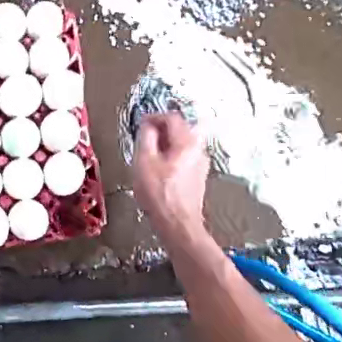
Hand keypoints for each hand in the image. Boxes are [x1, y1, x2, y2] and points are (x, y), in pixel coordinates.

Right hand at [132, 113, 208, 240]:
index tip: (141, 123)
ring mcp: (200, 165)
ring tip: (149, 152)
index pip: (172, 117)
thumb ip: (146, 137)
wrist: (177, 224)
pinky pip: (184, 157)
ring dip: (166, 143)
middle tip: (145, 135)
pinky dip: (172, 155)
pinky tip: (159, 168)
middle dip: (161, 129)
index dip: (154, 117)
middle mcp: (199, 150)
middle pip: (181, 129)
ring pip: (183, 143)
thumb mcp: (144, 161)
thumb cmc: (160, 194)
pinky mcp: (197, 177)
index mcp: (187, 143)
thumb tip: (147, 126)